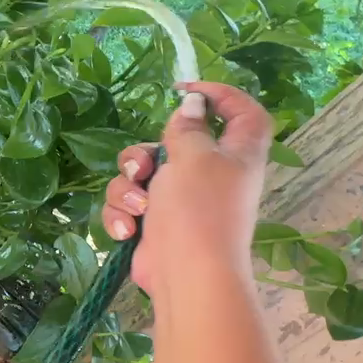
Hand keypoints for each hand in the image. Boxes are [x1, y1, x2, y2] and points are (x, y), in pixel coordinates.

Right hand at [100, 81, 272, 301]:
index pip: (240, 112)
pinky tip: (129, 230)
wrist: (186, 273)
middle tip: (141, 167)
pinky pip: (126, 204)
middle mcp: (208, 173)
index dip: (219, 95)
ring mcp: (178, 200)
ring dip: (127, 188)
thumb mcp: (193, 157)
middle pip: (171, 144)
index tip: (182, 89)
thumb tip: (190, 106)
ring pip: (138, 175)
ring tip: (137, 207)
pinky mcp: (153, 222)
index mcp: (234, 153)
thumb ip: (187, 128)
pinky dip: (122, 214)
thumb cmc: (199, 210)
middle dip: (144, 153)